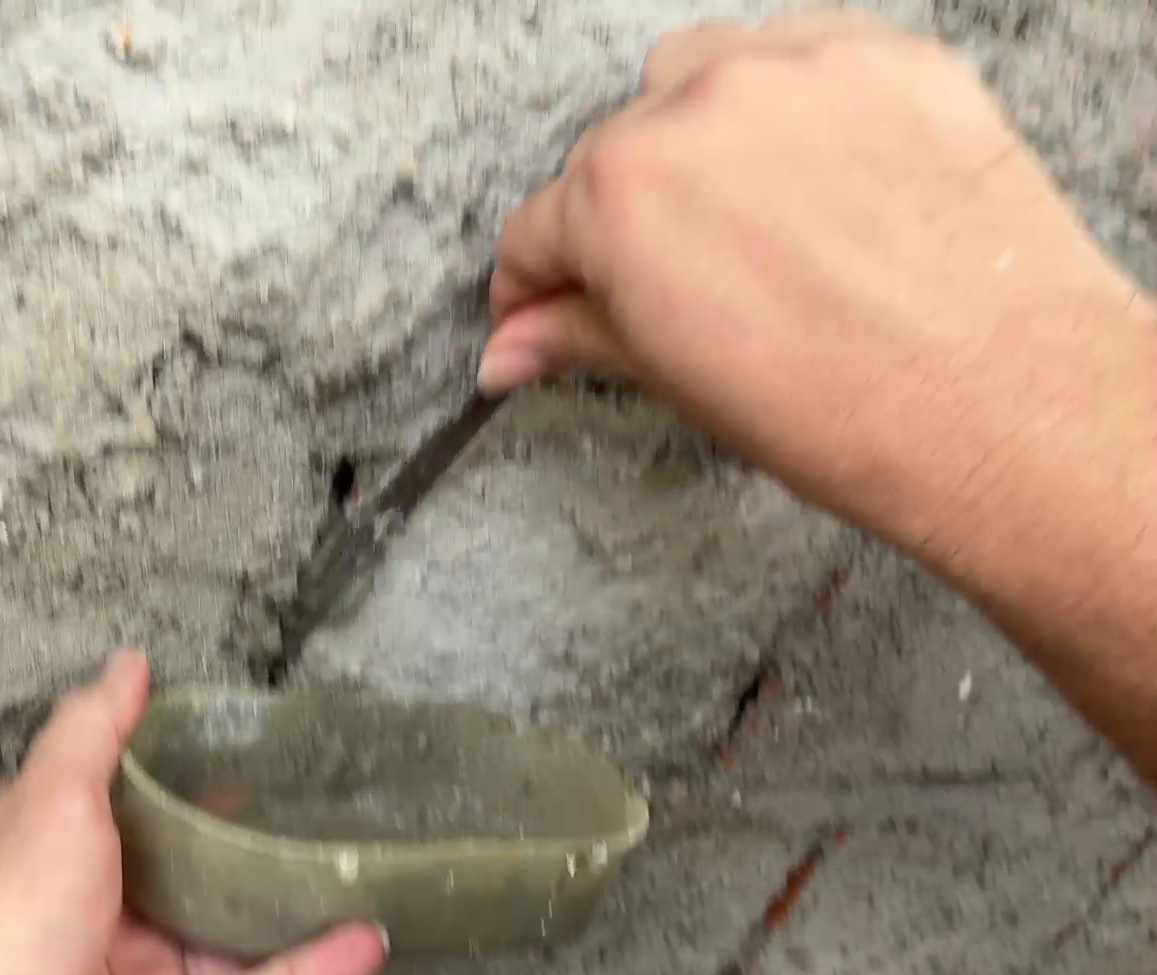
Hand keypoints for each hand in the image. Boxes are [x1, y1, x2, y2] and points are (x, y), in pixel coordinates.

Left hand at [0, 652, 386, 974]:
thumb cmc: (3, 925)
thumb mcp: (50, 801)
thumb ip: (92, 731)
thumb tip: (128, 664)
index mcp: (60, 852)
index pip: (126, 799)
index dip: (175, 769)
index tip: (232, 740)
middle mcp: (100, 915)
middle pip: (187, 869)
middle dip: (243, 837)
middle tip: (307, 796)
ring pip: (232, 936)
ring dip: (292, 905)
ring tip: (351, 861)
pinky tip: (364, 939)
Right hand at [479, 11, 1153, 557]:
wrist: (986, 397)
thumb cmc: (818, 398)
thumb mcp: (658, 367)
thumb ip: (568, 335)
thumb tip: (505, 352)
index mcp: (615, 197)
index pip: (528, 234)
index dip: (522, 289)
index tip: (534, 315)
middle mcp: (691, 113)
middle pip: (597, 160)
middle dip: (594, 226)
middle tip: (624, 283)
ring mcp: (794, 73)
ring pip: (678, 83)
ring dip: (665, 143)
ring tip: (697, 211)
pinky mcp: (884, 61)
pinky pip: (782, 58)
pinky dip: (757, 108)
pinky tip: (775, 173)